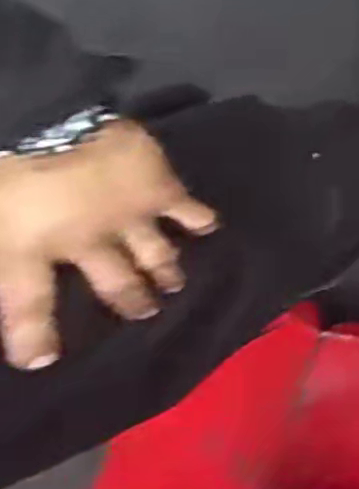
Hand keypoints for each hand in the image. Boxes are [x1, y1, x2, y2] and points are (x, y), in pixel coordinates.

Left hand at [0, 120, 219, 369]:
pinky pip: (190, 214)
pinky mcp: (164, 195)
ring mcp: (132, 219)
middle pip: (113, 282)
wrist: (58, 128)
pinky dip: (201, 223)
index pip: (27, 307)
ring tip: (176, 282)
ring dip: (168, 271)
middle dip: (132, 301)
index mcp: (27, 252)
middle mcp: (86, 244)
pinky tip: (208, 228)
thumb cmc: (5, 173)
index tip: (43, 359)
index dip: (33, 336)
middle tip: (145, 312)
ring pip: (157, 254)